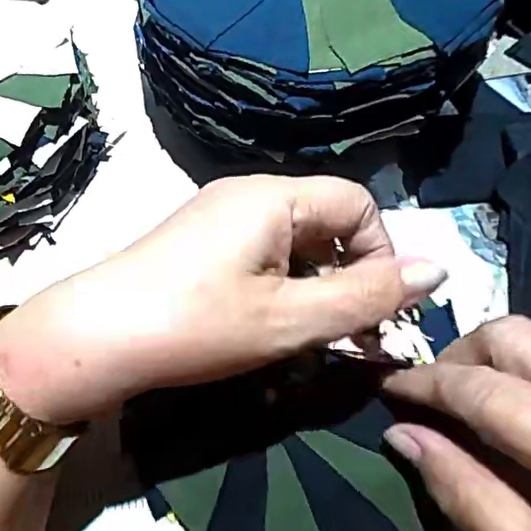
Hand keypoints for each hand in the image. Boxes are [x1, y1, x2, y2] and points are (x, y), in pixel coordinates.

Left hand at [0, 175, 445, 424]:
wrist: (93, 338)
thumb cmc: (197, 325)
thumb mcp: (291, 319)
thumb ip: (366, 296)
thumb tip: (438, 270)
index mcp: (275, 196)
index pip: (358, 205)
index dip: (380, 255)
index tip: (374, 312)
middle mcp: (249, 193)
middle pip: (327, 221)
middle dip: (349, 275)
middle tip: (348, 335)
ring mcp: (220, 214)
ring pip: (296, 240)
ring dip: (316, 284)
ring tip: (309, 335)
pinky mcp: (201, 240)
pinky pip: (263, 250)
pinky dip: (283, 283)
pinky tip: (269, 323)